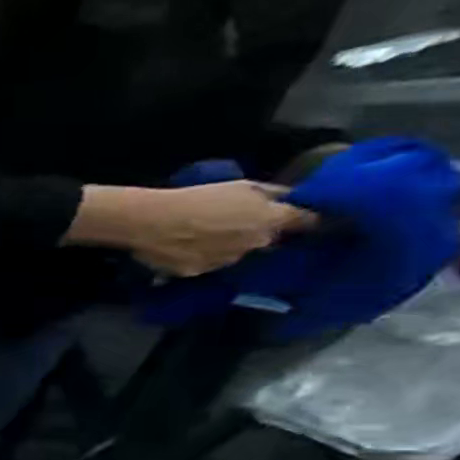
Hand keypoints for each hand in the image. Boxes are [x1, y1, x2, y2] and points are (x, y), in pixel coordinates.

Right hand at [67, 181, 316, 276]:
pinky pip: (205, 265)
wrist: (148, 221)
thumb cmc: (196, 197)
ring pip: (235, 254)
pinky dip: (199, 258)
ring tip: (202, 237)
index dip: (308, 218)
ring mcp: (227, 262)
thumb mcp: (241, 186)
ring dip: (228, 247)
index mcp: (273, 220)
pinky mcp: (198, 272)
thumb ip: (272, 195)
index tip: (305, 216)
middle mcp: (257, 245)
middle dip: (259, 233)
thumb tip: (291, 200)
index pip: (310, 221)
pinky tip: (183, 249)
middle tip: (236, 224)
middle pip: (268, 240)